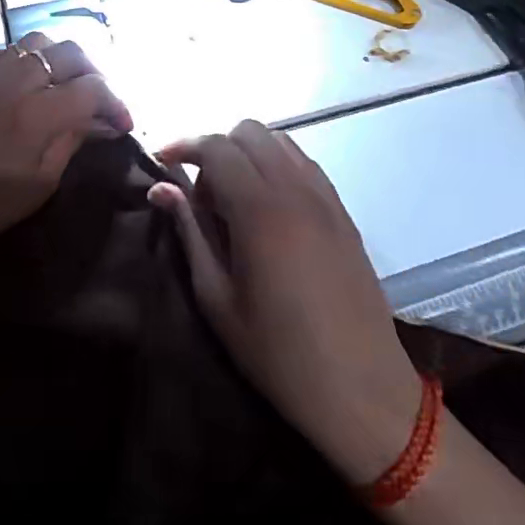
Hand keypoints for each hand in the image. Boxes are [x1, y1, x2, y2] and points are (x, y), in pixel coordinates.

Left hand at [0, 32, 131, 260]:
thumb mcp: (39, 185)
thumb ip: (71, 143)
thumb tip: (98, 121)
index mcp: (36, 114)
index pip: (92, 88)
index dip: (116, 104)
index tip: (122, 125)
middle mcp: (13, 83)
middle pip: (69, 52)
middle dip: (94, 72)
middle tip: (99, 102)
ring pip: (36, 42)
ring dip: (61, 58)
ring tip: (67, 86)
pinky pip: (6, 52)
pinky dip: (29, 59)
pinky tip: (32, 83)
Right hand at [147, 121, 420, 482]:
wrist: (364, 392)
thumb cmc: (277, 351)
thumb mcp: (216, 296)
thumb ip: (189, 231)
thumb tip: (160, 187)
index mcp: (261, 211)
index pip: (216, 147)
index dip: (182, 145)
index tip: (160, 163)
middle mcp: (297, 192)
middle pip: (249, 131)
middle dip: (215, 148)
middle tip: (201, 193)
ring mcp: (327, 201)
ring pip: (280, 141)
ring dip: (248, 154)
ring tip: (232, 198)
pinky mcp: (345, 215)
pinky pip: (304, 165)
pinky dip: (277, 167)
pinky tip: (266, 209)